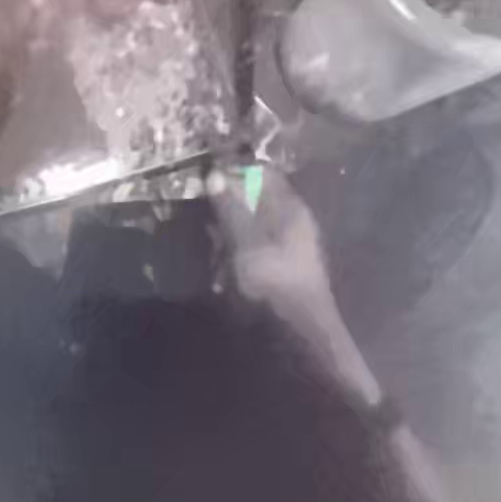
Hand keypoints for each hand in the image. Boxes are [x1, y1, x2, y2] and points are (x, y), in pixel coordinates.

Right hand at [208, 164, 331, 309]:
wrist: (296, 330)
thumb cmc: (273, 279)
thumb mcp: (245, 240)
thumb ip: (230, 208)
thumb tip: (214, 174)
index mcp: (292, 209)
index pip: (265, 174)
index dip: (237, 171)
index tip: (209, 176)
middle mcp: (293, 222)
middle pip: (257, 200)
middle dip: (229, 203)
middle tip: (203, 210)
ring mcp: (288, 246)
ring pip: (253, 224)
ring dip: (229, 229)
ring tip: (210, 241)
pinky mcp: (280, 267)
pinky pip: (254, 247)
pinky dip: (236, 250)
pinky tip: (220, 264)